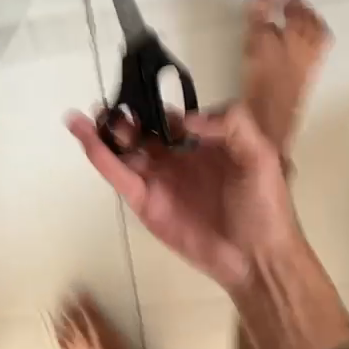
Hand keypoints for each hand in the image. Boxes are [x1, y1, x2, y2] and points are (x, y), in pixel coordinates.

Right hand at [65, 106, 296, 291]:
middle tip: (107, 107)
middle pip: (141, 133)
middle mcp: (176, 161)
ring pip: (124, 151)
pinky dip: (100, 156)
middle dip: (123, 118)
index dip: (155, 108)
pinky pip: (118, 176)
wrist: (256, 256)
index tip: (141, 93)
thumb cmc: (263, 206)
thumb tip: (184, 120)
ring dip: (103, 133)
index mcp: (203, 145)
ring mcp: (157, 181)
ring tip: (85, 116)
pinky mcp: (143, 202)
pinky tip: (85, 136)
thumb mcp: (260, 154)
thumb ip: (231, 123)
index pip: (172, 119)